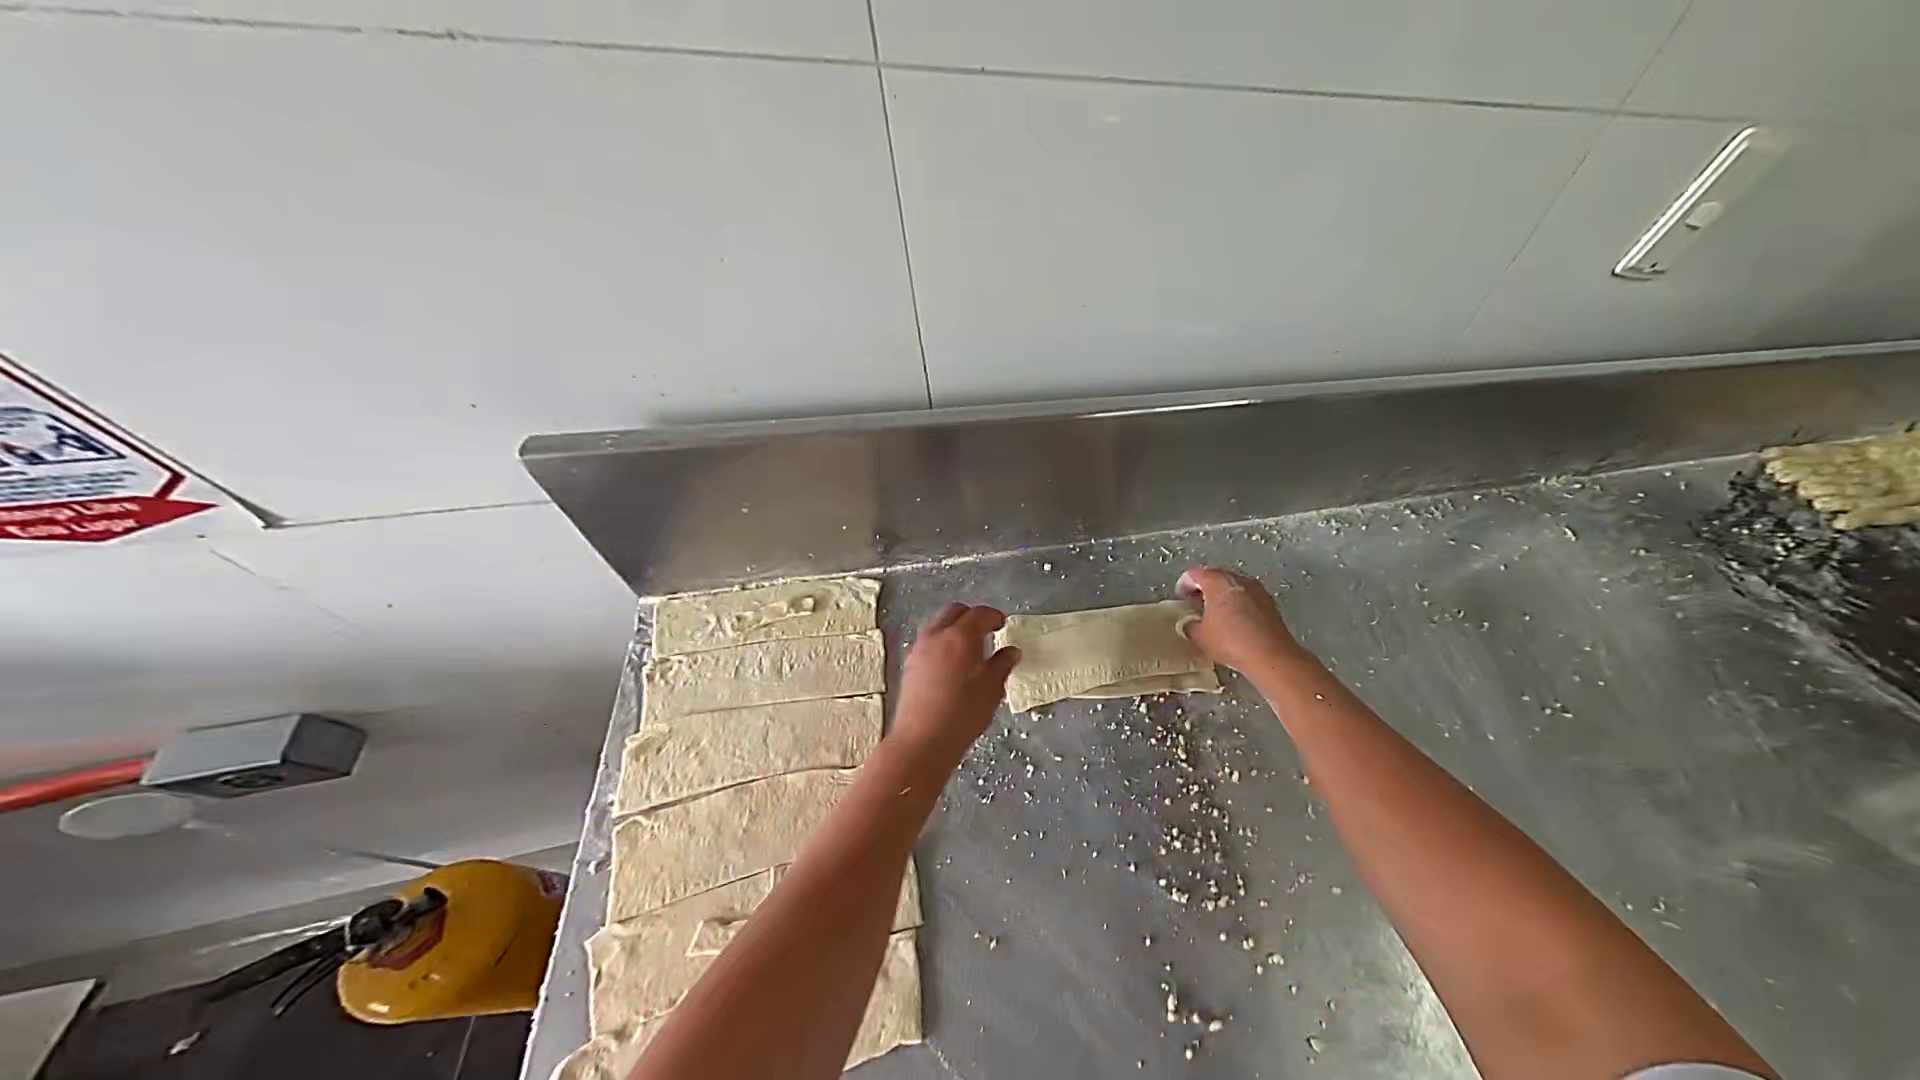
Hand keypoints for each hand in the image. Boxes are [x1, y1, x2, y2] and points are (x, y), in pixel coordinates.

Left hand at [891, 603, 1021, 758]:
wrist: (923, 740)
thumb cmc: (962, 714)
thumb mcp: (992, 689)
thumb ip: (1002, 665)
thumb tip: (1011, 652)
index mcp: (961, 636)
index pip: (979, 614)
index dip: (993, 615)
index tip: (1001, 622)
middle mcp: (937, 636)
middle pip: (955, 612)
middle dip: (972, 616)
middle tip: (986, 629)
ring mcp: (920, 650)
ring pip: (938, 625)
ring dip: (954, 628)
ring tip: (970, 647)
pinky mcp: (910, 665)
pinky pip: (928, 642)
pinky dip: (942, 643)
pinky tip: (952, 663)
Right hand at [1177, 566, 1305, 672]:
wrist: (1271, 655)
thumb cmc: (1230, 641)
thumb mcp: (1199, 637)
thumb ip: (1190, 625)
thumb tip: (1191, 623)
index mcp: (1216, 581)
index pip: (1194, 574)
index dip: (1183, 585)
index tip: (1181, 598)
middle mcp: (1238, 578)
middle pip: (1215, 576)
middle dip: (1203, 589)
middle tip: (1195, 605)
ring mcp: (1256, 589)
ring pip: (1233, 586)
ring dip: (1222, 596)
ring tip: (1215, 615)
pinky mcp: (1269, 602)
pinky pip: (1247, 597)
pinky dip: (1238, 603)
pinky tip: (1235, 622)